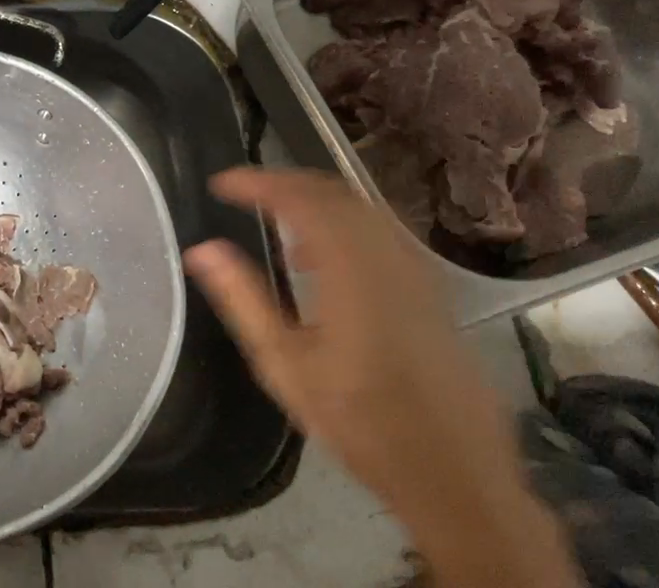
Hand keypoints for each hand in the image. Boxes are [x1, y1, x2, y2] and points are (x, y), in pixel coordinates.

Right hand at [188, 168, 579, 587]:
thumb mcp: (287, 367)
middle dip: (287, 182)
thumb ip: (244, 300)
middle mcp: (391, 261)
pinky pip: (383, 235)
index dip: (259, 183)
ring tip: (275, 218)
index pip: (302, 201)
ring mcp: (419, 275)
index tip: (221, 183)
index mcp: (353, 274)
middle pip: (338, 194)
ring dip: (316, 201)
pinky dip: (344, 225)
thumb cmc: (360, 424)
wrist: (456, 475)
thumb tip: (202, 250)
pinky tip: (322, 258)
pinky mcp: (432, 293)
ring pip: (364, 211)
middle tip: (245, 190)